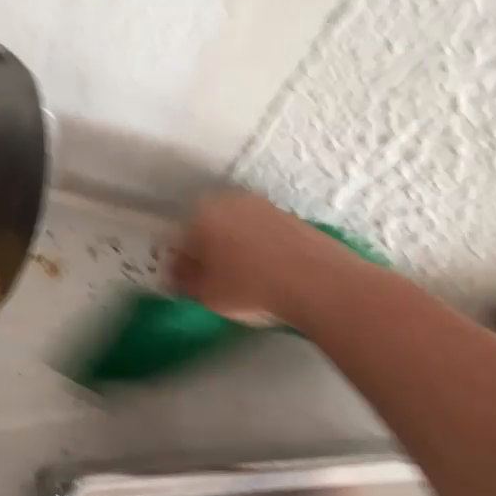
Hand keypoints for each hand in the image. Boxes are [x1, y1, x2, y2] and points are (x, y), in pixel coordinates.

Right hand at [166, 190, 370, 324]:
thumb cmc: (249, 288)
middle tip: (209, 282)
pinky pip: (259, 233)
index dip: (179, 265)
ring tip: (238, 280)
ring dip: (230, 250)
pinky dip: (255, 249)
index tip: (184, 285)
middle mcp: (232, 201)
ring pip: (234, 230)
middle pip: (207, 229)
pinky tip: (262, 273)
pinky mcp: (289, 217)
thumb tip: (177, 272)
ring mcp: (264, 206)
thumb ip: (183, 280)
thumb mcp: (205, 294)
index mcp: (203, 215)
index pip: (178, 240)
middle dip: (205, 253)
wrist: (318, 282)